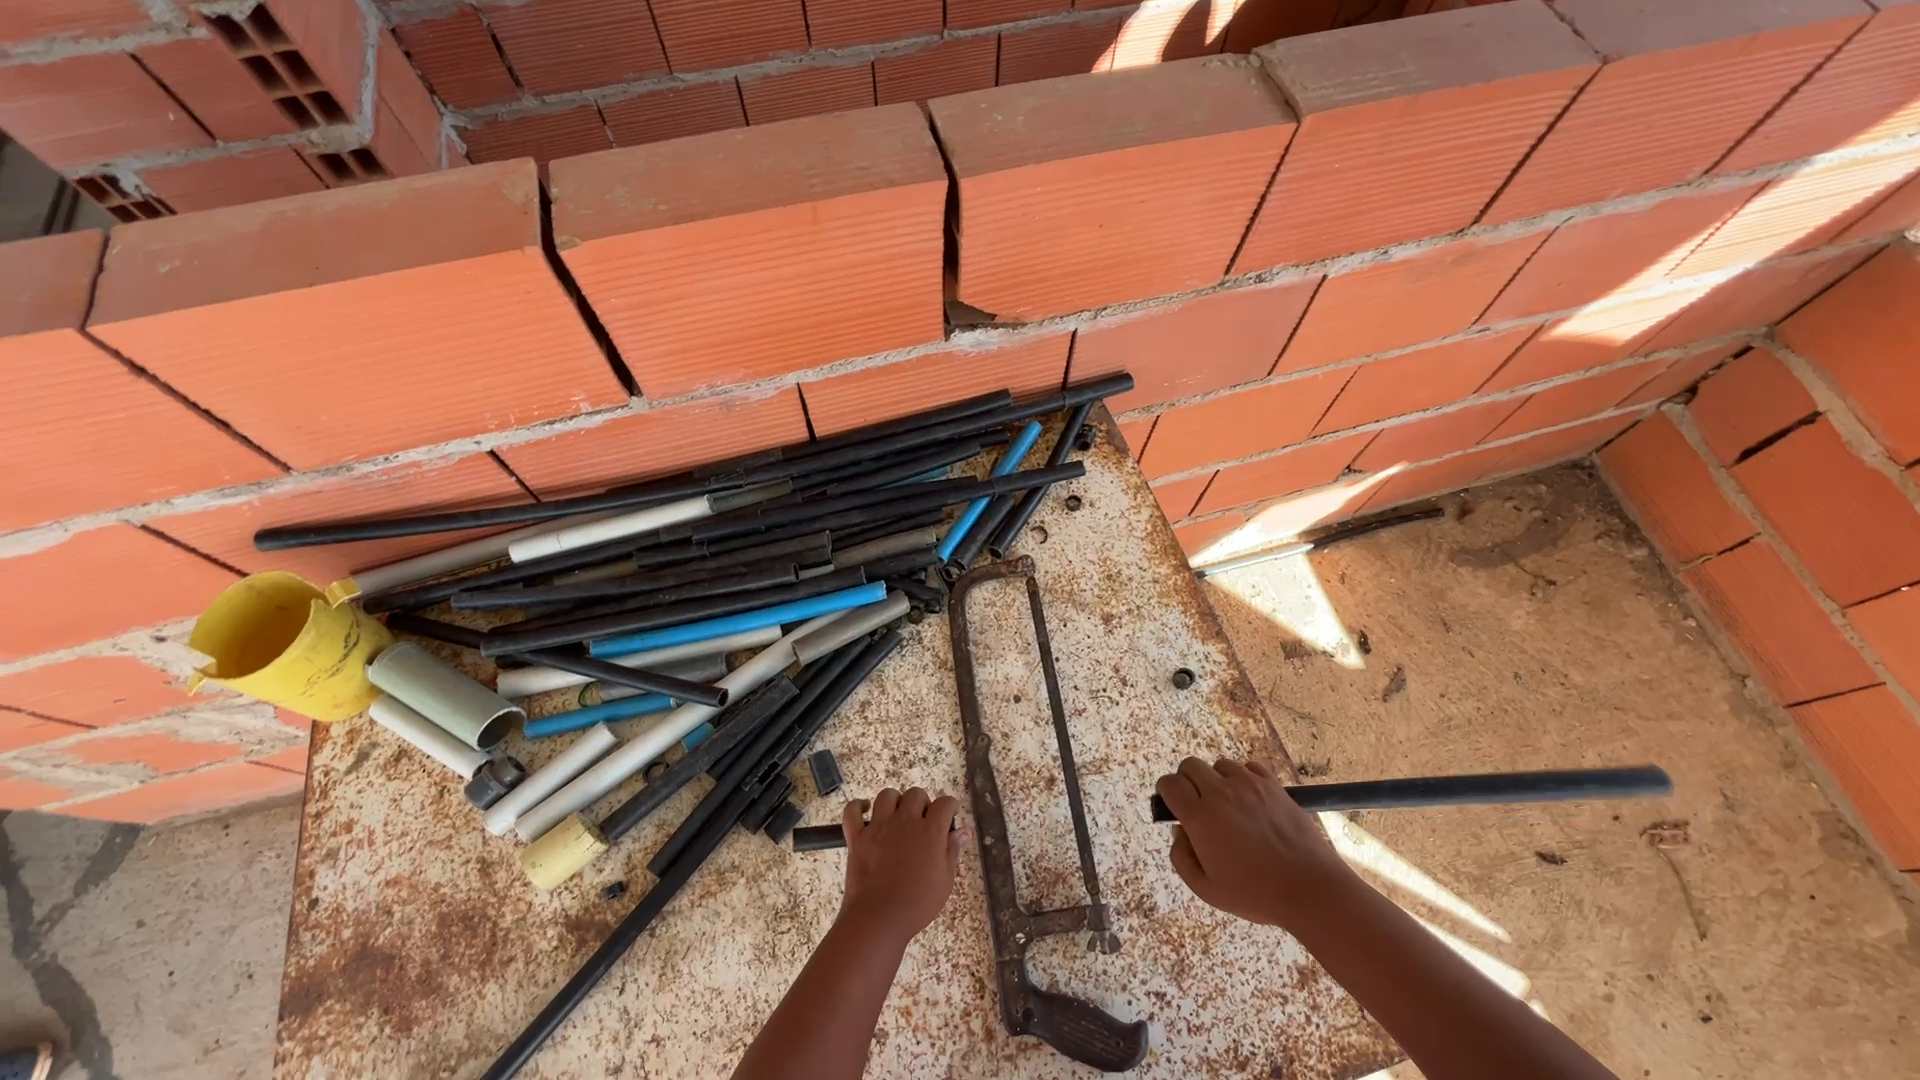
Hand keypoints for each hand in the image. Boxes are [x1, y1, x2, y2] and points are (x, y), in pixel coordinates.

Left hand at [837, 787, 966, 947]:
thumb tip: (964, 831)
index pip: (945, 803)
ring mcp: (878, 826)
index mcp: (930, 831)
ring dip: (894, 802)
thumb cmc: (918, 903)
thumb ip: (952, 850)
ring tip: (897, 816)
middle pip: (916, 794)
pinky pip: (852, 811)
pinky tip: (864, 810)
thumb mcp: (945, 880)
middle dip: (922, 804)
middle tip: (922, 822)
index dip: (949, 807)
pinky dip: (857, 807)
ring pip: (887, 795)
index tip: (948, 816)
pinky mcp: (857, 836)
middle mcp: (905, 821)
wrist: (880, 918)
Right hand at [1155, 757, 1354, 929]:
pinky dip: (1243, 778)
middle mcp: (1221, 793)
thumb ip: (1181, 858)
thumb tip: (1180, 832)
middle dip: (1187, 781)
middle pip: (1190, 765)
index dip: (1166, 793)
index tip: (1174, 807)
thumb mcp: (1207, 889)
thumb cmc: (1255, 893)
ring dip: (1217, 780)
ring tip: (1229, 805)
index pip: (1169, 784)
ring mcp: (1249, 785)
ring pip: (1220, 765)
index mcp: (1200, 818)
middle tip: (1198, 806)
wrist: (1309, 888)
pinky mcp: (1273, 785)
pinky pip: (1249, 767)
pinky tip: (1251, 800)